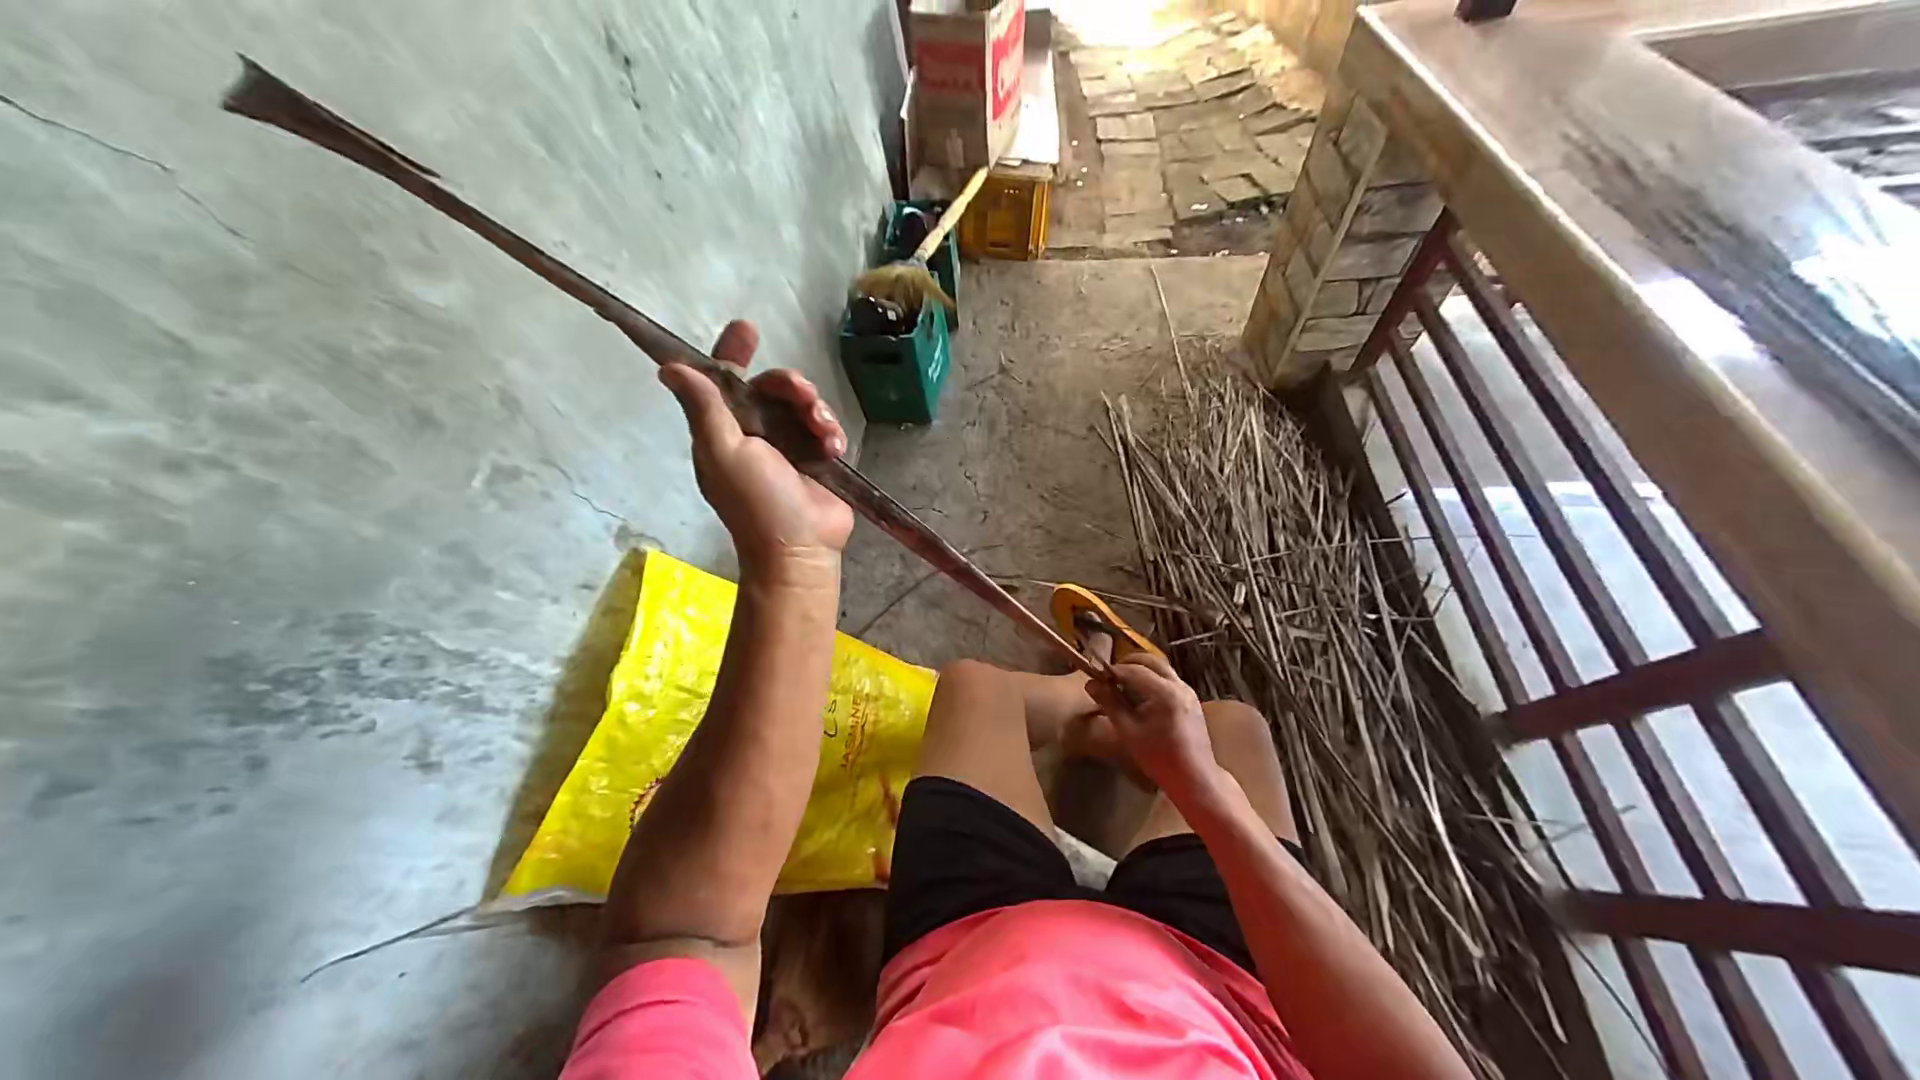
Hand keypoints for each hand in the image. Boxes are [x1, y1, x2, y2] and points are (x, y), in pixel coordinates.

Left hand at [659, 320, 854, 581]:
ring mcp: (788, 446)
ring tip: (823, 433)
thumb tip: (670, 368)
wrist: (800, 549)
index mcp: (724, 430)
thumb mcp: (724, 452)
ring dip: (815, 411)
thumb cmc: (757, 503)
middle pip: (772, 387)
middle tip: (803, 395)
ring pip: (802, 404)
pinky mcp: (816, 458)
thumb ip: (704, 408)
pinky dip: (830, 432)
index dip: (732, 353)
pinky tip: (833, 448)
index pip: (723, 381)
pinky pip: (824, 426)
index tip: (749, 329)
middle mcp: (755, 434)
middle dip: (790, 385)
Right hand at [1085, 653, 1225, 802]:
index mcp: (1165, 693)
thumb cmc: (1159, 758)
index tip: (1097, 675)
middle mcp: (1180, 686)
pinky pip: (1168, 679)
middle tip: (1110, 675)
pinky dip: (1152, 679)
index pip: (1135, 670)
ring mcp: (1188, 691)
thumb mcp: (1128, 731)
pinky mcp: (1191, 699)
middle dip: (1129, 663)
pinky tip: (1140, 695)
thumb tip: (1091, 684)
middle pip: (1151, 661)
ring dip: (1141, 670)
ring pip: (1161, 668)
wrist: (1194, 777)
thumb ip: (1110, 704)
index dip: (1114, 670)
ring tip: (1123, 684)